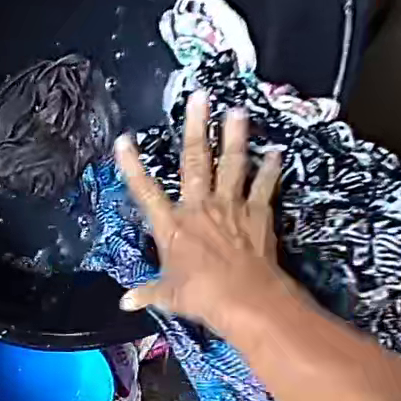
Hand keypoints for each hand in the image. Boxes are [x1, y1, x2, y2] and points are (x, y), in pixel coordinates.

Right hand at [114, 91, 307, 335]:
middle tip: (199, 97)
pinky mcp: (257, 213)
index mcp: (171, 226)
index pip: (145, 191)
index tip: (124, 141)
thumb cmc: (200, 296)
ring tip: (237, 110)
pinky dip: (271, 169)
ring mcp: (230, 207)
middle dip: (195, 128)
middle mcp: (199, 208)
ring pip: (232, 164)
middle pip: (195, 161)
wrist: (243, 297)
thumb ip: (147, 293)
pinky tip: (276, 152)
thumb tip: (127, 302)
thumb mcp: (167, 296)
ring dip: (235, 136)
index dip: (132, 166)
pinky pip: (264, 185)